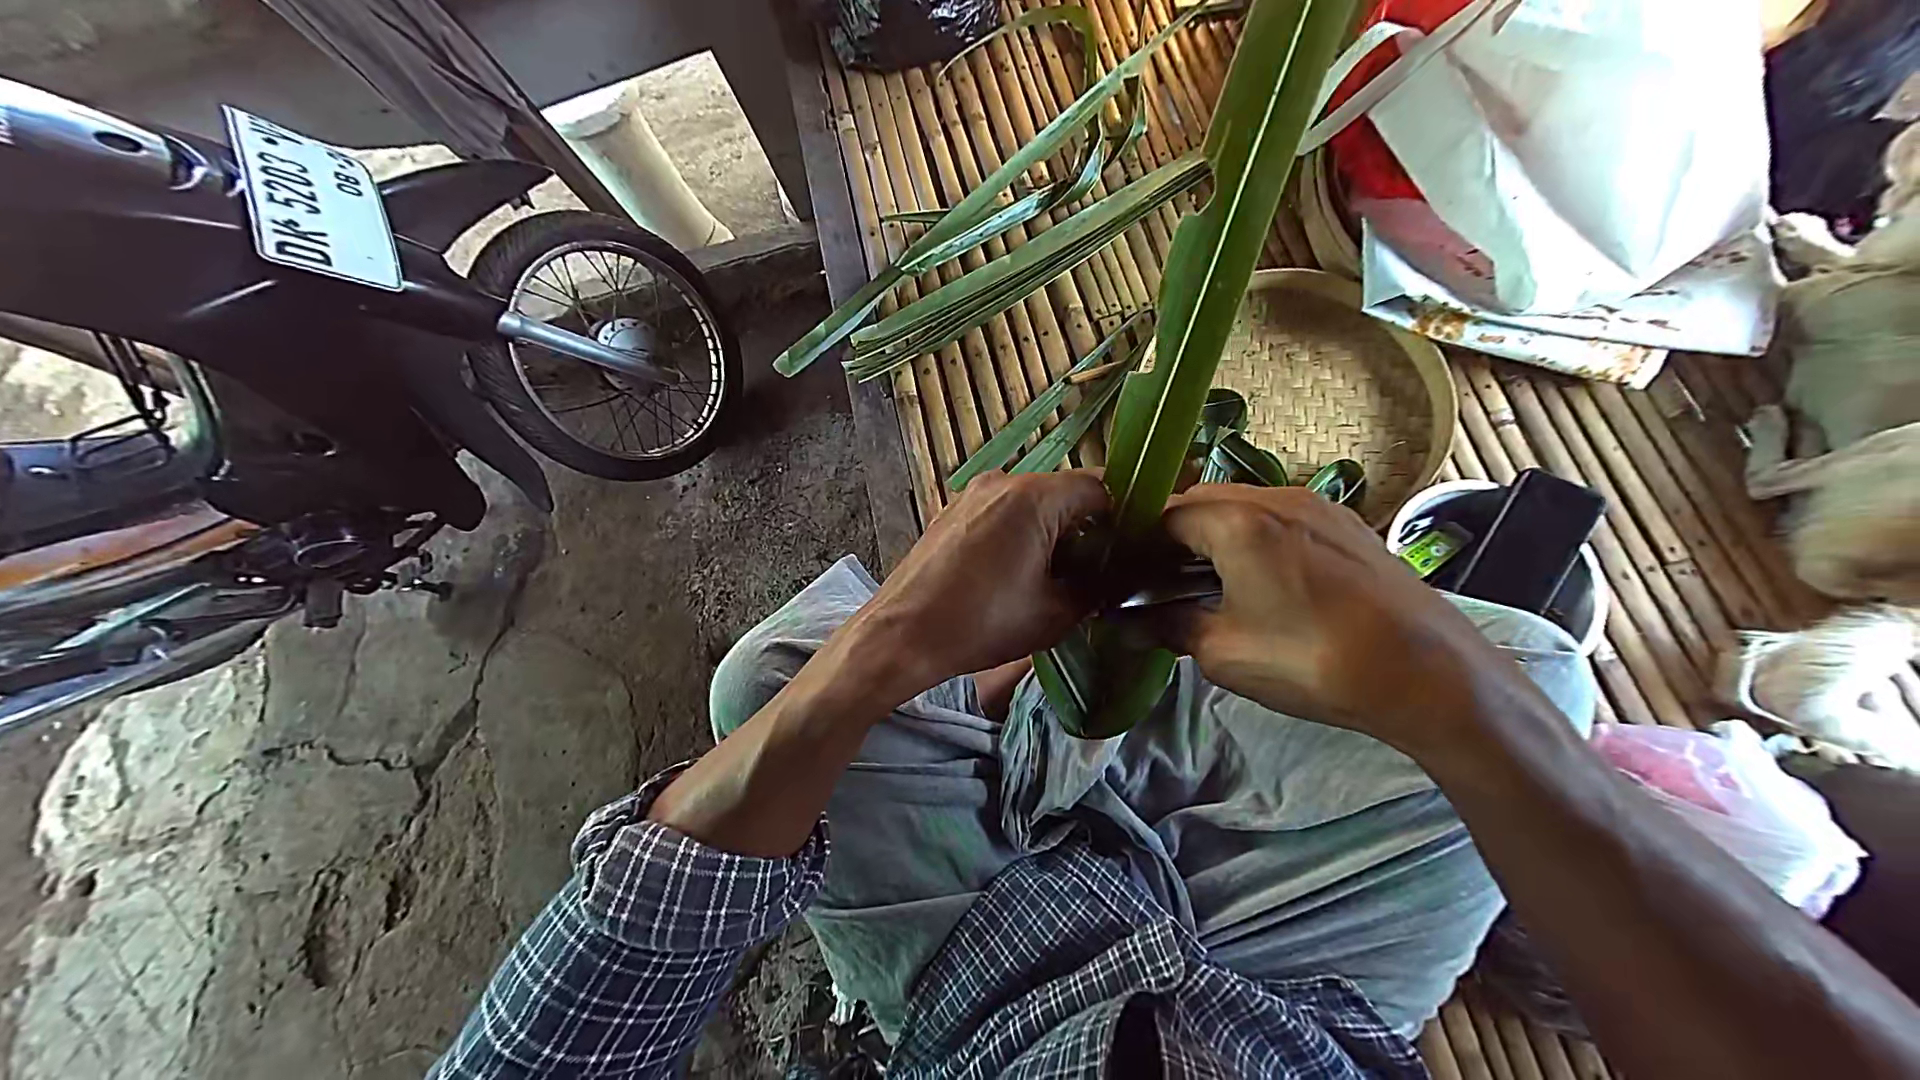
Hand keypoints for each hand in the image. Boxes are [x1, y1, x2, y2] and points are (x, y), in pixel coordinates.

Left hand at [844, 469, 1108, 699]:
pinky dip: (1019, 533)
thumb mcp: (1055, 614)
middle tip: (1092, 571)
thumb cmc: (980, 624)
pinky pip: (1002, 511)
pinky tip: (1014, 573)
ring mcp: (972, 494)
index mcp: (1034, 497)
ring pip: (1032, 502)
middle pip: (1064, 493)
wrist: (901, 635)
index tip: (1127, 551)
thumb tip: (1110, 576)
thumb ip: (1096, 587)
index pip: (1099, 487)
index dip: (1121, 518)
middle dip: (1085, 528)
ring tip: (1051, 578)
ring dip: (1051, 532)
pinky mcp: (952, 512)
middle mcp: (1002, 482)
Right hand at [1154, 484, 1514, 751]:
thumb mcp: (1224, 652)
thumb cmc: (1314, 660)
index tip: (1125, 576)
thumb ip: (1169, 627)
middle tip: (1160, 580)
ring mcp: (1316, 506)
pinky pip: (1278, 516)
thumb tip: (1130, 625)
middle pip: (1201, 501)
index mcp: (1236, 521)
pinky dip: (1251, 536)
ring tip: (1205, 581)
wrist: (1430, 675)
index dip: (1137, 544)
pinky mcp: (1345, 524)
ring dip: (1212, 534)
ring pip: (1241, 504)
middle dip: (1172, 536)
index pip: (1163, 515)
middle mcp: (1275, 496)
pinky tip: (1257, 579)